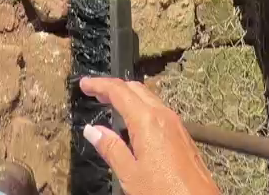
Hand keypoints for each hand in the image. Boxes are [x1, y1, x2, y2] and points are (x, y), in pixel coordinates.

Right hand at [78, 77, 220, 194]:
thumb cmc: (165, 193)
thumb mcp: (130, 175)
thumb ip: (111, 149)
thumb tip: (92, 131)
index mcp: (147, 120)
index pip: (119, 91)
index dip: (99, 84)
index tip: (85, 84)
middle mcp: (163, 115)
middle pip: (134, 88)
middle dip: (113, 87)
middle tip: (95, 93)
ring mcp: (175, 123)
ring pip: (148, 97)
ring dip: (128, 96)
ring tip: (111, 105)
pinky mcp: (182, 134)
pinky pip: (158, 110)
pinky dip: (142, 108)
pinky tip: (135, 124)